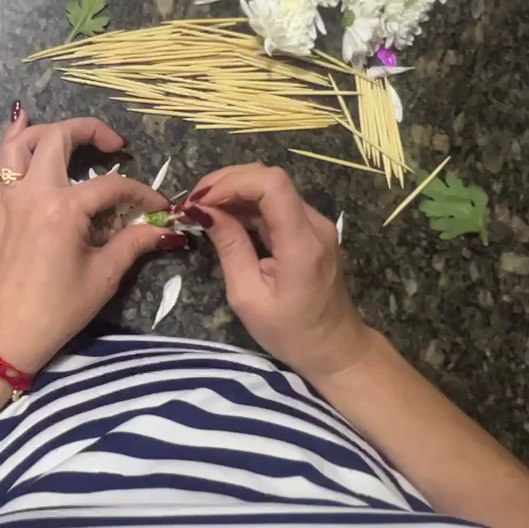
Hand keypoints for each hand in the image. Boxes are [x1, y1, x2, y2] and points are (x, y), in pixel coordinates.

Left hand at [0, 106, 175, 372]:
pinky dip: (15, 141)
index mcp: (63, 210)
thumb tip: (166, 229)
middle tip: (113, 145)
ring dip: (48, 129)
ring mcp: (10, 198)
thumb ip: (133, 243)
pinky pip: (2, 163)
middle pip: (59, 138)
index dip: (141, 193)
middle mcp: (34, 193)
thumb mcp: (103, 277)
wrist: (4, 334)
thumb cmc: (57, 310)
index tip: (158, 207)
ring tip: (71, 133)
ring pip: (21, 142)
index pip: (111, 186)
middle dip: (90, 131)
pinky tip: (24, 125)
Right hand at [187, 164, 374, 376]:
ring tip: (201, 209)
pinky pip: (275, 204)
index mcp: (301, 243)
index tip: (201, 201)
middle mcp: (314, 224)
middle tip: (193, 203)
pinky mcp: (310, 229)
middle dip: (226, 182)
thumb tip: (203, 210)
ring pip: (271, 187)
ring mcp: (315, 224)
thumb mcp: (248, 296)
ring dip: (233, 191)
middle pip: (269, 178)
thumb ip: (229, 247)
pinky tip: (223, 217)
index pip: (272, 184)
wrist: (335, 349)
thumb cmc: (290, 332)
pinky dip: (246, 204)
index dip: (232, 182)